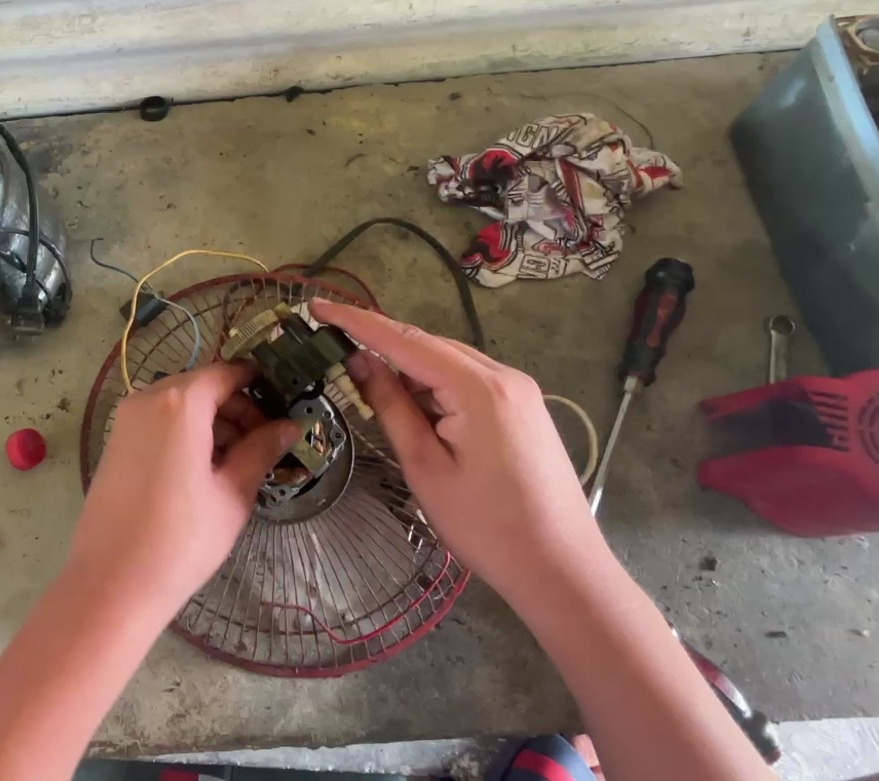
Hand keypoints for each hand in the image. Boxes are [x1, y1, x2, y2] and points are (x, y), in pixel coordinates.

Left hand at [66, 363, 300, 616]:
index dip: (257, 383)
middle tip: (266, 441)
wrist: (112, 581)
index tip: (284, 401)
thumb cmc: (181, 538)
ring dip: (211, 421)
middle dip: (236, 406)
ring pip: (179, 404)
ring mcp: (125, 419)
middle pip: (201, 386)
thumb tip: (289, 425)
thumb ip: (261, 450)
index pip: (226, 373)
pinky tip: (205, 468)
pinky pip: (158, 421)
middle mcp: (147, 399)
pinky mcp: (115, 441)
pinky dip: (185, 431)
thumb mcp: (232, 493)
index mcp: (180, 403)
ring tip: (240, 460)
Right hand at [310, 299, 606, 604]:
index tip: (316, 306)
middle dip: (379, 343)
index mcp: (478, 387)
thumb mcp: (425, 466)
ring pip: (446, 362)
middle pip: (427, 345)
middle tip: (331, 345)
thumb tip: (360, 361)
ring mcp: (518, 391)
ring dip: (405, 368)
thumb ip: (391, 406)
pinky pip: (466, 380)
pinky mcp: (522, 408)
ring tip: (364, 380)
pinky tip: (411, 403)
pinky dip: (432, 385)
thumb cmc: (486, 526)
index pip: (404, 340)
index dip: (356, 321)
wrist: (563, 571)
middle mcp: (503, 376)